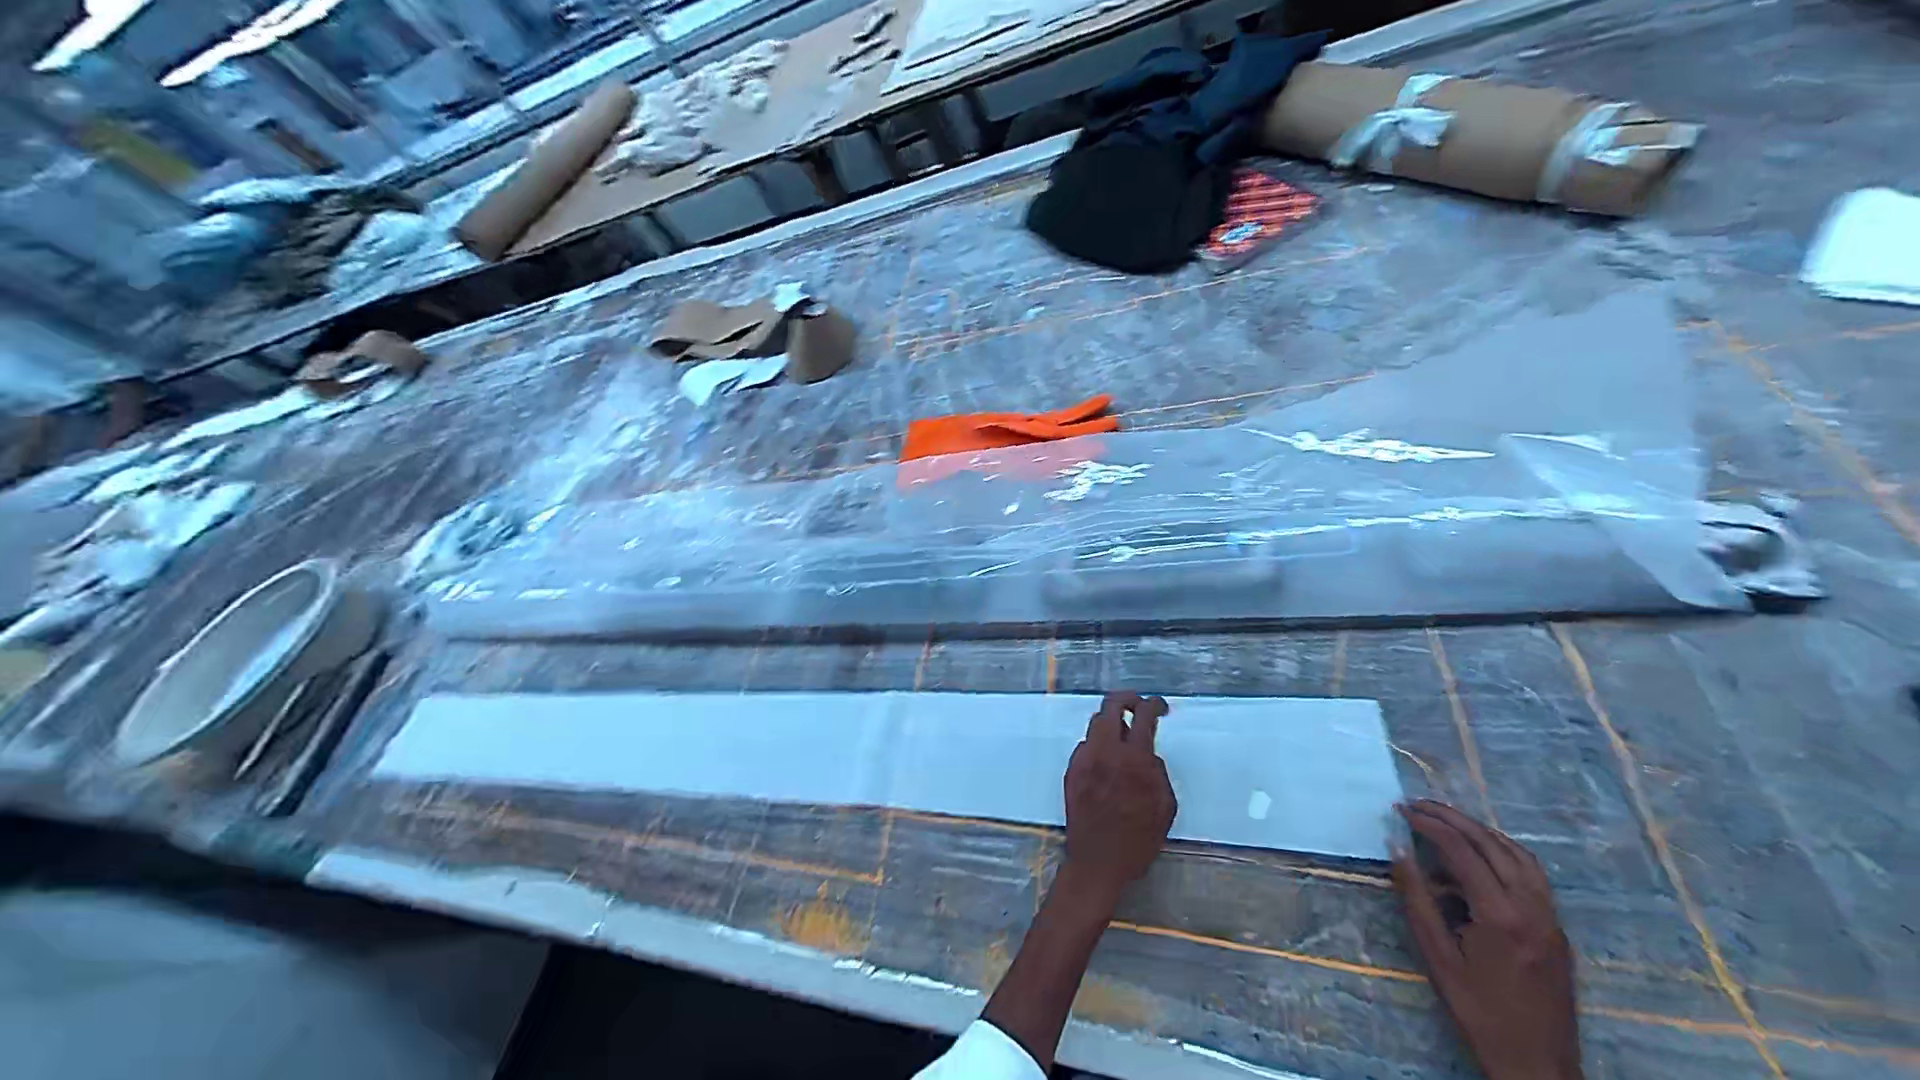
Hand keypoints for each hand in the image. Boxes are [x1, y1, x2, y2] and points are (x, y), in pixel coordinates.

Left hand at [1061, 692, 1177, 902]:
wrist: (1098, 862)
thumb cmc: (1139, 840)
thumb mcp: (1165, 807)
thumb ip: (1158, 773)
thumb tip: (1148, 754)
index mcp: (1135, 760)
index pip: (1144, 716)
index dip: (1154, 704)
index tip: (1160, 706)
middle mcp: (1106, 752)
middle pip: (1111, 706)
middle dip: (1127, 700)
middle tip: (1137, 707)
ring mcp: (1084, 759)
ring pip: (1096, 724)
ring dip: (1112, 723)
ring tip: (1124, 737)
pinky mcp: (1071, 770)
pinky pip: (1085, 746)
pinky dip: (1098, 745)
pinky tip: (1107, 761)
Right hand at [1393, 800, 1583, 1079]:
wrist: (1536, 1062)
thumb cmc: (1477, 1009)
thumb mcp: (1436, 954)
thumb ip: (1416, 897)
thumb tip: (1397, 848)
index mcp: (1500, 915)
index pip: (1462, 851)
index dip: (1429, 824)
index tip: (1400, 810)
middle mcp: (1532, 908)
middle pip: (1492, 844)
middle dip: (1452, 818)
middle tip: (1418, 805)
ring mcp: (1551, 917)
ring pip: (1518, 854)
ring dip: (1481, 831)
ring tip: (1446, 820)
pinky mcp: (1557, 928)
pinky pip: (1532, 874)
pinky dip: (1504, 851)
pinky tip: (1481, 854)